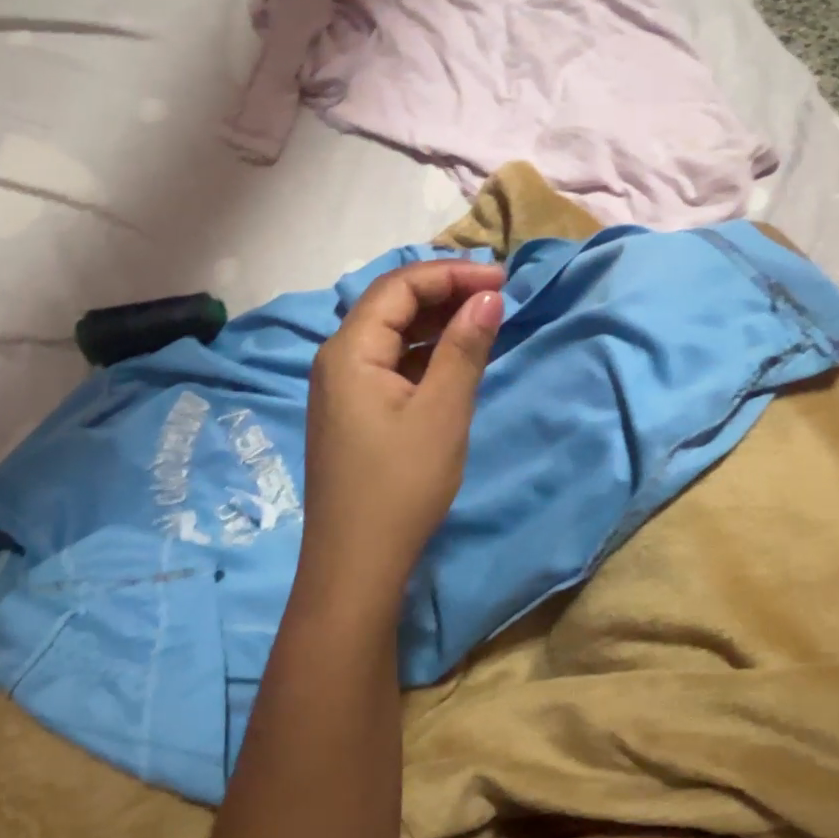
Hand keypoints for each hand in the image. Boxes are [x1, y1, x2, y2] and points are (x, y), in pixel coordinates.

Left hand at [301, 259, 505, 598]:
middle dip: (444, 293)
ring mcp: (341, 387)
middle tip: (497, 297)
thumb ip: (465, 349)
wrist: (355, 562)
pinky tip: (455, 361)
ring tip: (484, 322)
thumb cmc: (400, 485)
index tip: (502, 280)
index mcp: (349, 350)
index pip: (399, 286)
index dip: (451, 274)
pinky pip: (388, 364)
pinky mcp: (352, 412)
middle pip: (390, 305)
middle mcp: (336, 359)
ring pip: (390, 335)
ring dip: (435, 323)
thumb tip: (489, 296)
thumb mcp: (441, 413)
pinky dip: (423, 355)